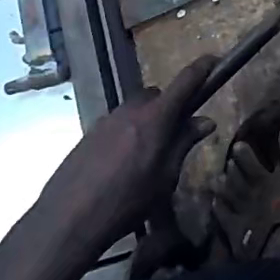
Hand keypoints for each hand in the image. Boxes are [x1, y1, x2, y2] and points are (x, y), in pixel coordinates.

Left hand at [72, 56, 216, 227]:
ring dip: (147, 120)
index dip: (202, 68)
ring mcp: (106, 120)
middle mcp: (131, 110)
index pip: (185, 81)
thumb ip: (184, 144)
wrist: (66, 219)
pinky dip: (127, 133)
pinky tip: (122, 164)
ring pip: (135, 109)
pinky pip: (117, 123)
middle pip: (157, 95)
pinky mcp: (88, 134)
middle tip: (177, 132)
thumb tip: (206, 121)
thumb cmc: (126, 202)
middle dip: (170, 105)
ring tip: (148, 154)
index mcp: (156, 118)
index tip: (214, 60)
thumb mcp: (166, 178)